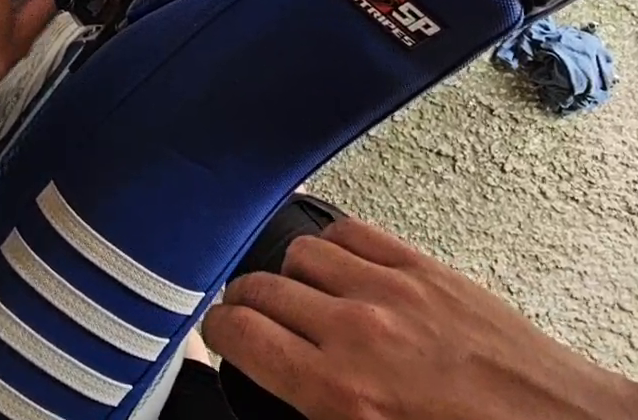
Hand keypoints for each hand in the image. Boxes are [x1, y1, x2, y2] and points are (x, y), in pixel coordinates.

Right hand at [204, 218, 637, 419]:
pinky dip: (330, 248)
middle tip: (250, 319)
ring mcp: (390, 290)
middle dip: (243, 304)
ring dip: (287, 277)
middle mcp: (356, 333)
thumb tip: (281, 387)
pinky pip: (348, 234)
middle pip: (259, 289)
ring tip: (297, 298)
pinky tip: (336, 270)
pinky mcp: (421, 266)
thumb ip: (317, 410)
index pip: (239, 333)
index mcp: (342, 395)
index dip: (216, 332)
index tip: (220, 335)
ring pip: (298, 254)